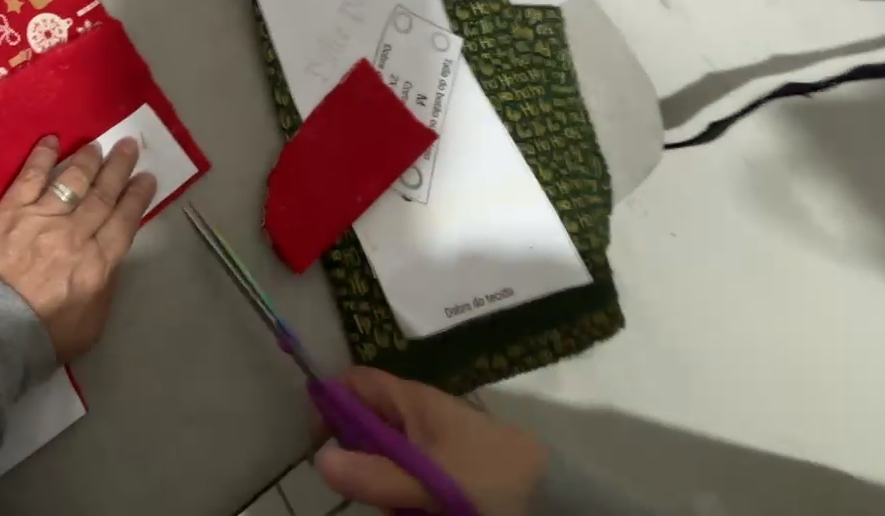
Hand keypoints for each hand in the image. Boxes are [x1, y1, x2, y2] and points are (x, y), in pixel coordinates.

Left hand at [0, 136, 157, 360]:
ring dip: (87, 159)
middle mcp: (75, 234)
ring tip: (97, 144)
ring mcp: (42, 217)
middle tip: (130, 145)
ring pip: (72, 180)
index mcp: (97, 264)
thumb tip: (106, 259)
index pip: (124, 222)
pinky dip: (43, 156)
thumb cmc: (41, 337)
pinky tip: (52, 141)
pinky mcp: (11, 210)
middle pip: (102, 195)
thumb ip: (103, 287)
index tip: (147, 178)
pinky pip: (31, 176)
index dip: (137, 197)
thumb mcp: (91, 325)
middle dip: (118, 168)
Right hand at [314, 368, 547, 515]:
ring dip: (390, 488)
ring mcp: (440, 444)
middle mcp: (421, 414)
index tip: (323, 443)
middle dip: (363, 461)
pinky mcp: (457, 472)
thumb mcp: (429, 482)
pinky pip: (417, 480)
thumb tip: (317, 462)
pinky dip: (414, 500)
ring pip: (392, 459)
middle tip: (373, 494)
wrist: (567, 506)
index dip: (332, 403)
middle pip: (369, 425)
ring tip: (407, 514)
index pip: (354, 382)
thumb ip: (374, 475)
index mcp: (411, 399)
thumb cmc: (492, 481)